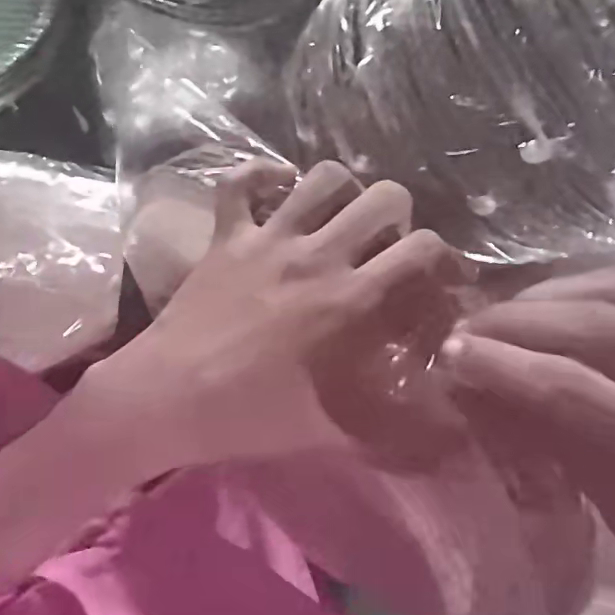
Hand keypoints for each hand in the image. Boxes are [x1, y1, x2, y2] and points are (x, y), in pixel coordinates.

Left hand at [85, 160, 467, 475]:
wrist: (167, 399)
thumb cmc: (250, 416)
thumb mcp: (332, 429)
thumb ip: (392, 428)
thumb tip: (448, 439)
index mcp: (348, 300)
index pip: (422, 250)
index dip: (446, 258)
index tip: (445, 276)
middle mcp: (315, 255)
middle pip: (384, 197)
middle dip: (400, 214)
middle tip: (388, 240)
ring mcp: (267, 237)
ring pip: (322, 177)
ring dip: (343, 189)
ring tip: (340, 213)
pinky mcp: (226, 234)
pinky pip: (240, 182)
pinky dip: (261, 176)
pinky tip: (277, 189)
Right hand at [440, 267, 614, 614]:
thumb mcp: (612, 516)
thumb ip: (553, 439)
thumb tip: (476, 380)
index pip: (592, 397)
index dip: (509, 367)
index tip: (451, 354)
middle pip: (613, 331)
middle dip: (520, 322)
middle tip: (465, 327)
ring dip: (552, 295)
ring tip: (501, 310)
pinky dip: (591, 289)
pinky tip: (552, 303)